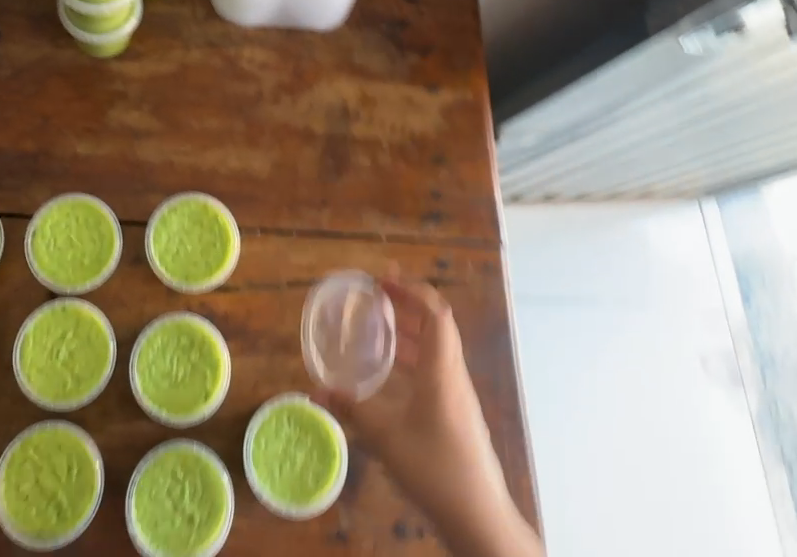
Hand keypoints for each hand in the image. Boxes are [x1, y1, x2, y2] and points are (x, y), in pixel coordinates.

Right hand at [315, 266, 542, 556]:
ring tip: (380, 324)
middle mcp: (454, 376)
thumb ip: (353, 410)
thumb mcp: (386, 438)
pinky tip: (392, 370)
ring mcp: (459, 396)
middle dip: (408, 303)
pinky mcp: (457, 414)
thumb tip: (317, 389)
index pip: (435, 313)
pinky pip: (436, 370)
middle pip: (437, 326)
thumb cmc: (435, 468)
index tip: (383, 279)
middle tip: (377, 292)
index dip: (412, 290)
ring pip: (437, 348)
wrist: (479, 517)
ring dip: (411, 330)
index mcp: (442, 371)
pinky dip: (414, 357)